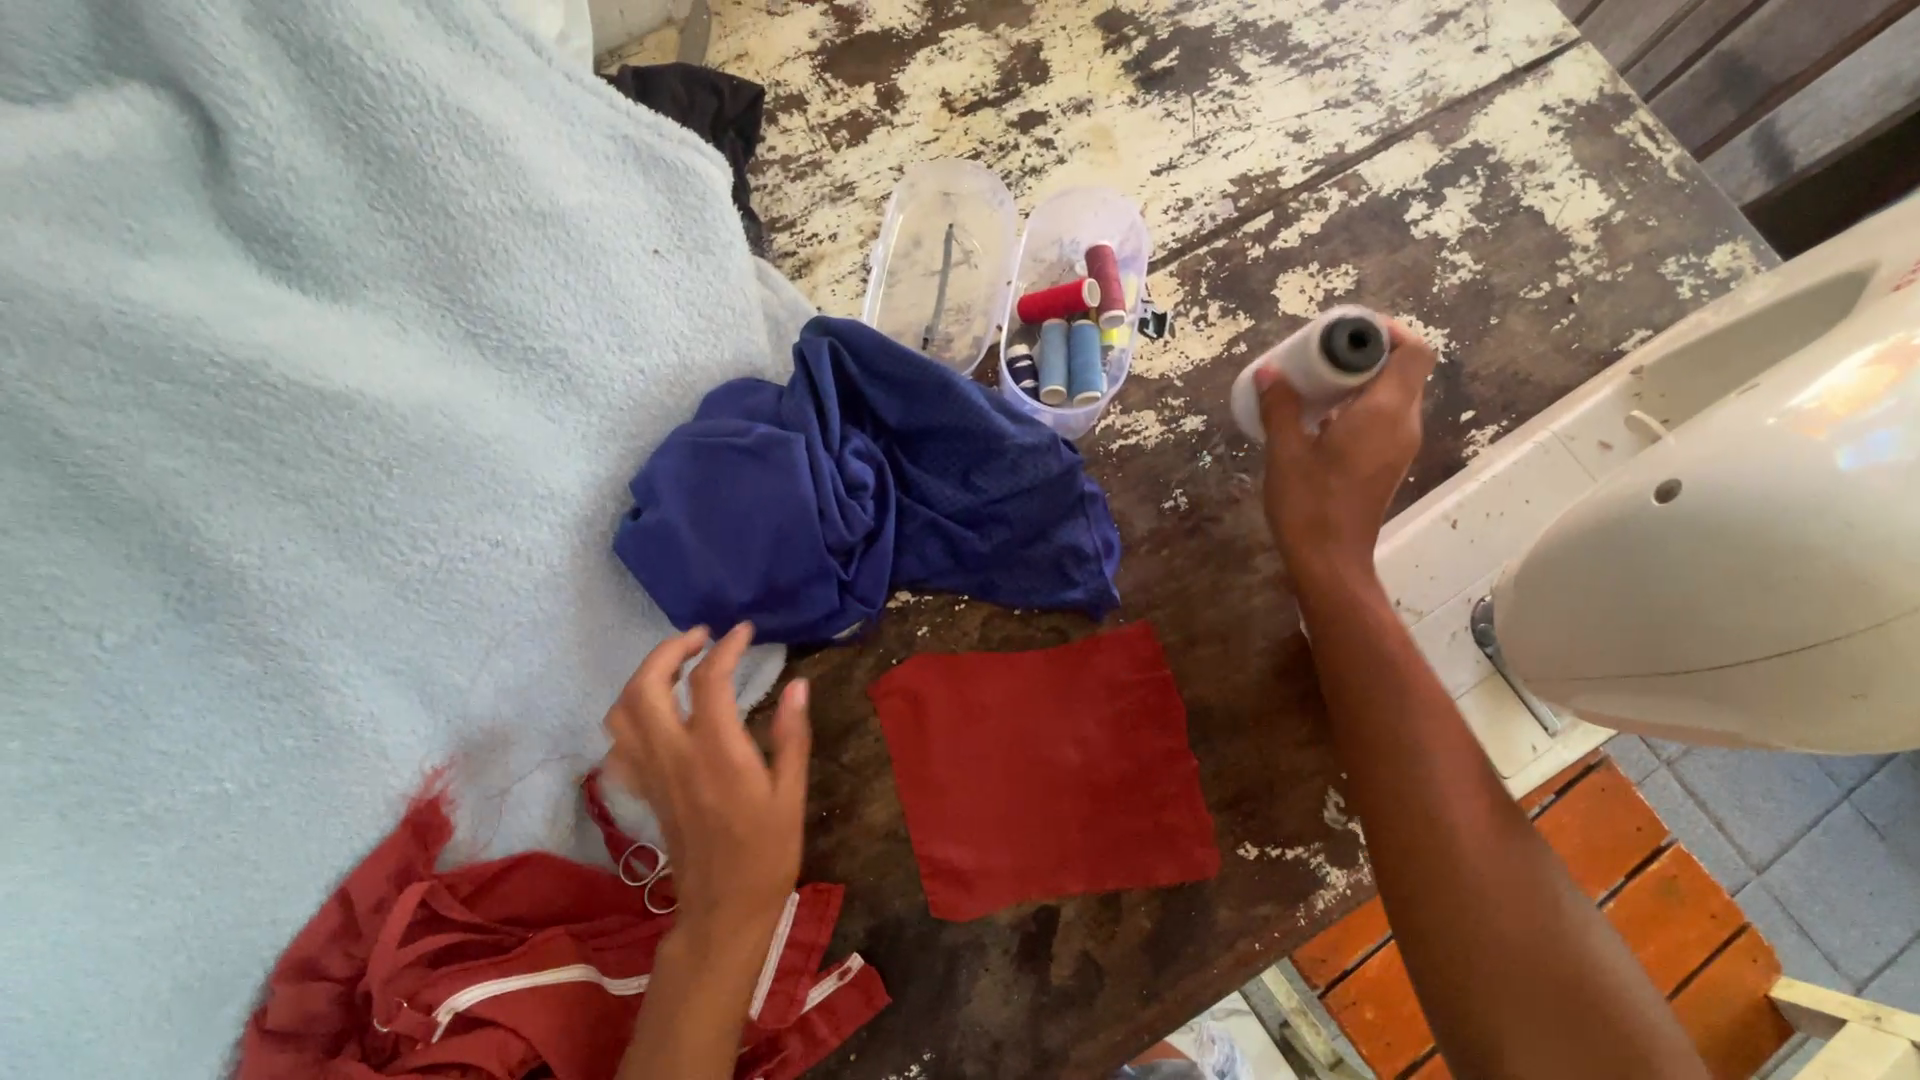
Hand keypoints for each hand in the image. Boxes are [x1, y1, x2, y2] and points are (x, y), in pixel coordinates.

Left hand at [602, 623, 810, 937]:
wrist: (724, 910)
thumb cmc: (768, 853)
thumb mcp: (791, 794)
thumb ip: (791, 735)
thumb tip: (797, 685)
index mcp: (717, 754)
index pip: (709, 681)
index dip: (726, 647)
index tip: (744, 631)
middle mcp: (675, 756)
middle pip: (645, 686)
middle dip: (668, 650)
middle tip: (700, 638)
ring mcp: (652, 775)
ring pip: (621, 712)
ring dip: (643, 678)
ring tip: (676, 668)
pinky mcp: (644, 791)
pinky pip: (619, 745)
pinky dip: (632, 717)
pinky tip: (659, 715)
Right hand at [1258, 319, 1437, 587]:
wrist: (1329, 560)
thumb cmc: (1308, 505)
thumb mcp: (1285, 452)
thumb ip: (1279, 407)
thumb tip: (1269, 372)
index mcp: (1384, 412)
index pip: (1414, 351)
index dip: (1389, 331)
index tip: (1348, 332)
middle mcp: (1403, 424)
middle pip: (1405, 370)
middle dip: (1368, 354)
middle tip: (1323, 354)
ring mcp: (1399, 446)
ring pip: (1394, 395)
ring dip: (1362, 381)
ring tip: (1317, 383)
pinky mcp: (1388, 463)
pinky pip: (1384, 418)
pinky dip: (1360, 406)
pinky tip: (1321, 418)